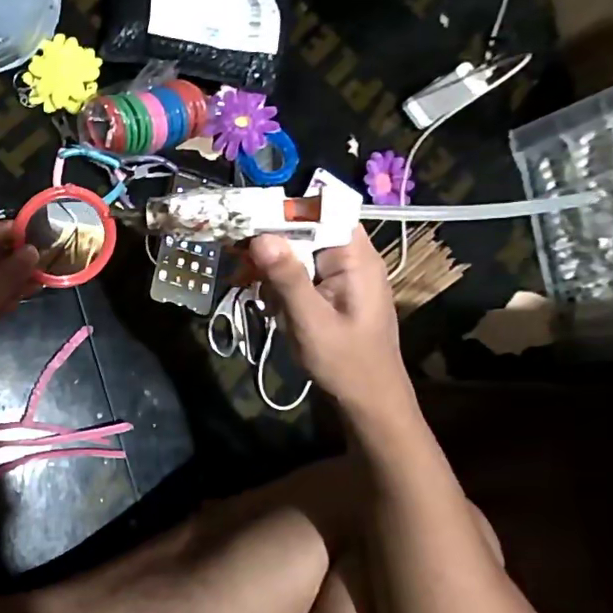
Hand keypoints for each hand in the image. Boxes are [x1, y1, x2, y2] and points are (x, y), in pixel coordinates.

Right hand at [247, 227, 414, 418]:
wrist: (369, 401)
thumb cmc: (346, 363)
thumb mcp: (311, 321)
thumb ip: (287, 277)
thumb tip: (261, 237)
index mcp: (356, 257)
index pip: (322, 211)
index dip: (285, 211)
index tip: (248, 222)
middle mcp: (351, 257)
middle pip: (305, 231)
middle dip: (272, 246)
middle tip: (242, 266)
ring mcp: (341, 274)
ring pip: (297, 252)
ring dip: (273, 269)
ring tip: (257, 291)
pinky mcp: (331, 290)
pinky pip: (300, 273)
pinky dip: (281, 285)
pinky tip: (273, 306)